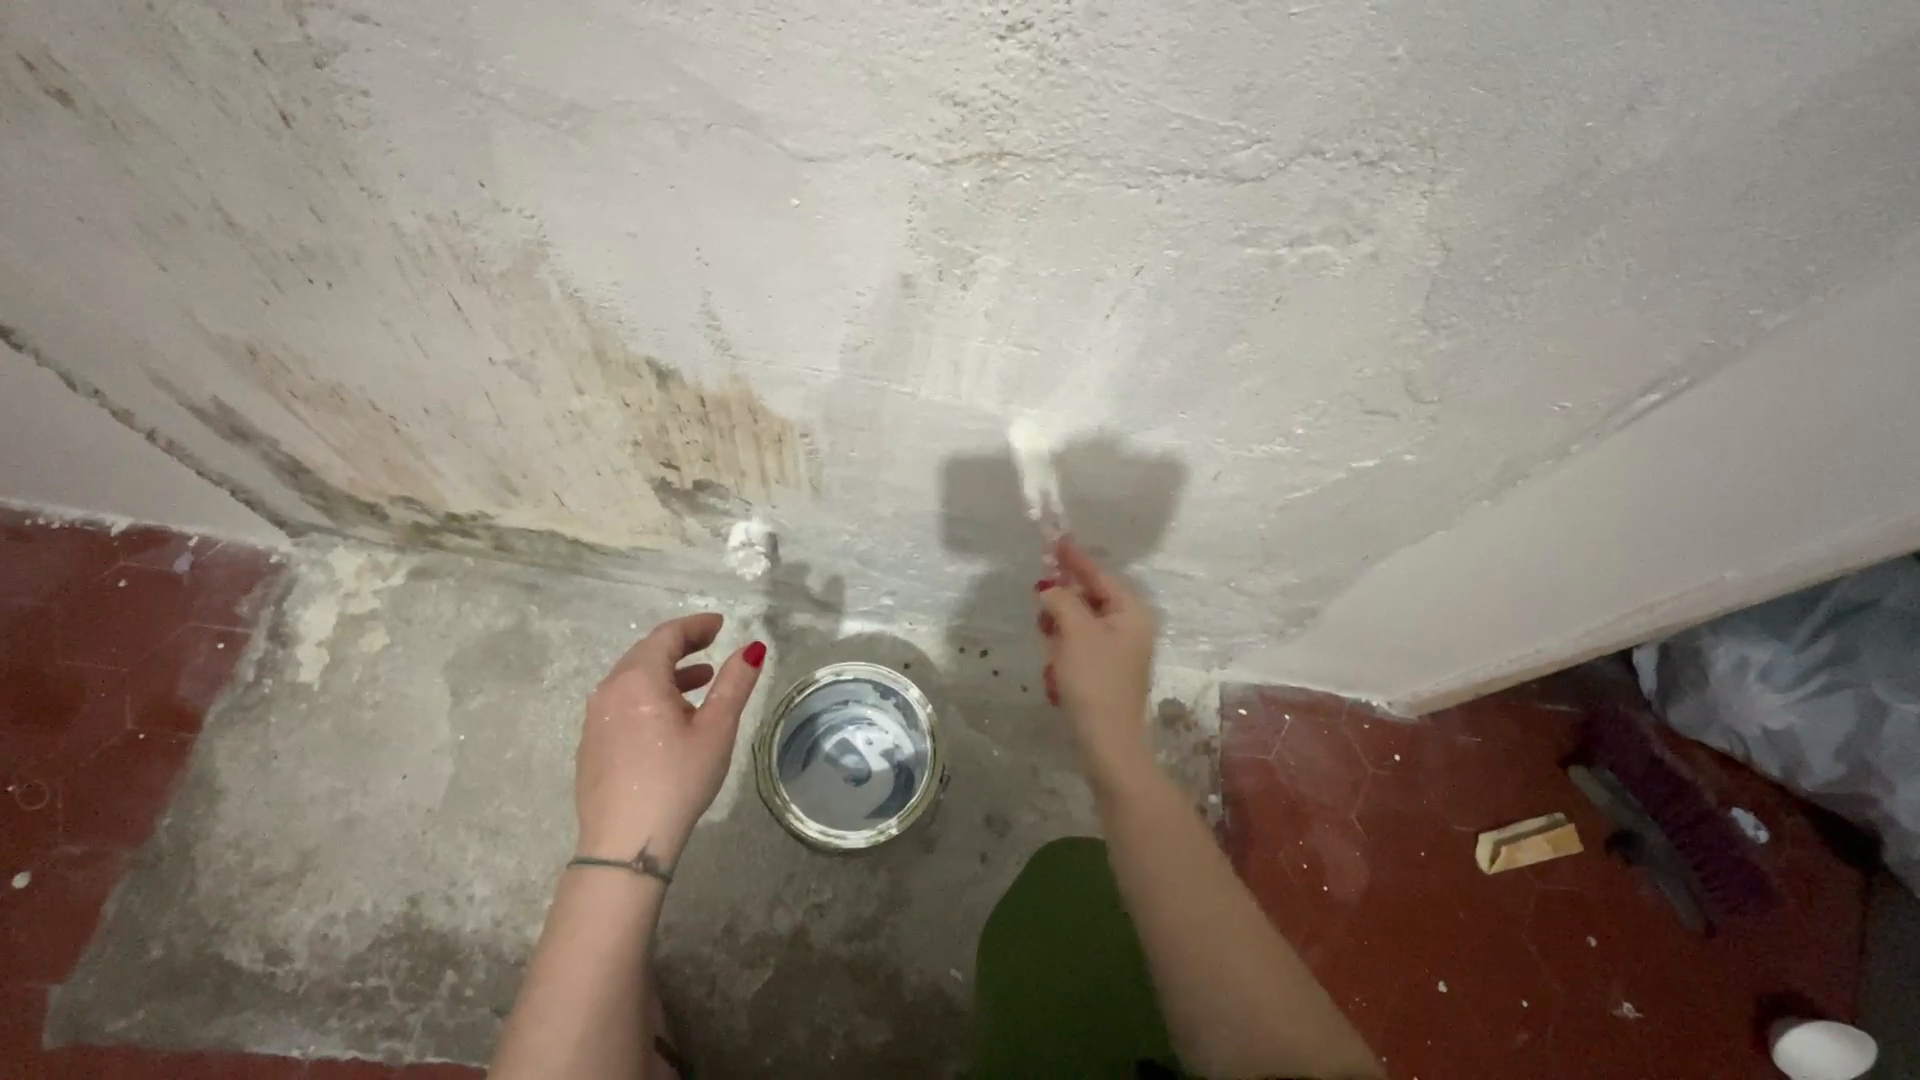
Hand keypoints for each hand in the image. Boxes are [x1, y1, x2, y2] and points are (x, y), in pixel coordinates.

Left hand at [575, 614, 765, 863]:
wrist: (625, 843)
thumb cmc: (678, 779)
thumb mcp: (716, 729)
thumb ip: (734, 684)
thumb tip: (752, 648)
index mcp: (638, 679)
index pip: (667, 636)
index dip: (696, 625)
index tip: (720, 624)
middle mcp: (609, 690)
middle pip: (645, 654)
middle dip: (680, 646)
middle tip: (711, 644)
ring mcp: (595, 719)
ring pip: (632, 680)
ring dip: (666, 673)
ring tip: (700, 681)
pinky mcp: (591, 745)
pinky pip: (622, 704)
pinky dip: (648, 696)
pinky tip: (669, 719)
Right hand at [1037, 539, 1155, 780]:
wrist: (1107, 741)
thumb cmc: (1094, 681)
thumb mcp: (1074, 632)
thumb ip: (1061, 600)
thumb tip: (1049, 588)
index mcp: (1131, 612)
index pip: (1099, 575)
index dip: (1074, 558)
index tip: (1054, 539)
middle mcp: (1130, 627)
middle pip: (1089, 598)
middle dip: (1062, 601)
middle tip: (1039, 603)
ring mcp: (1119, 651)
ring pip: (1080, 624)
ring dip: (1059, 630)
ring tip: (1047, 641)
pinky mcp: (1106, 672)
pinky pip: (1079, 647)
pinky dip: (1064, 652)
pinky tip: (1055, 669)